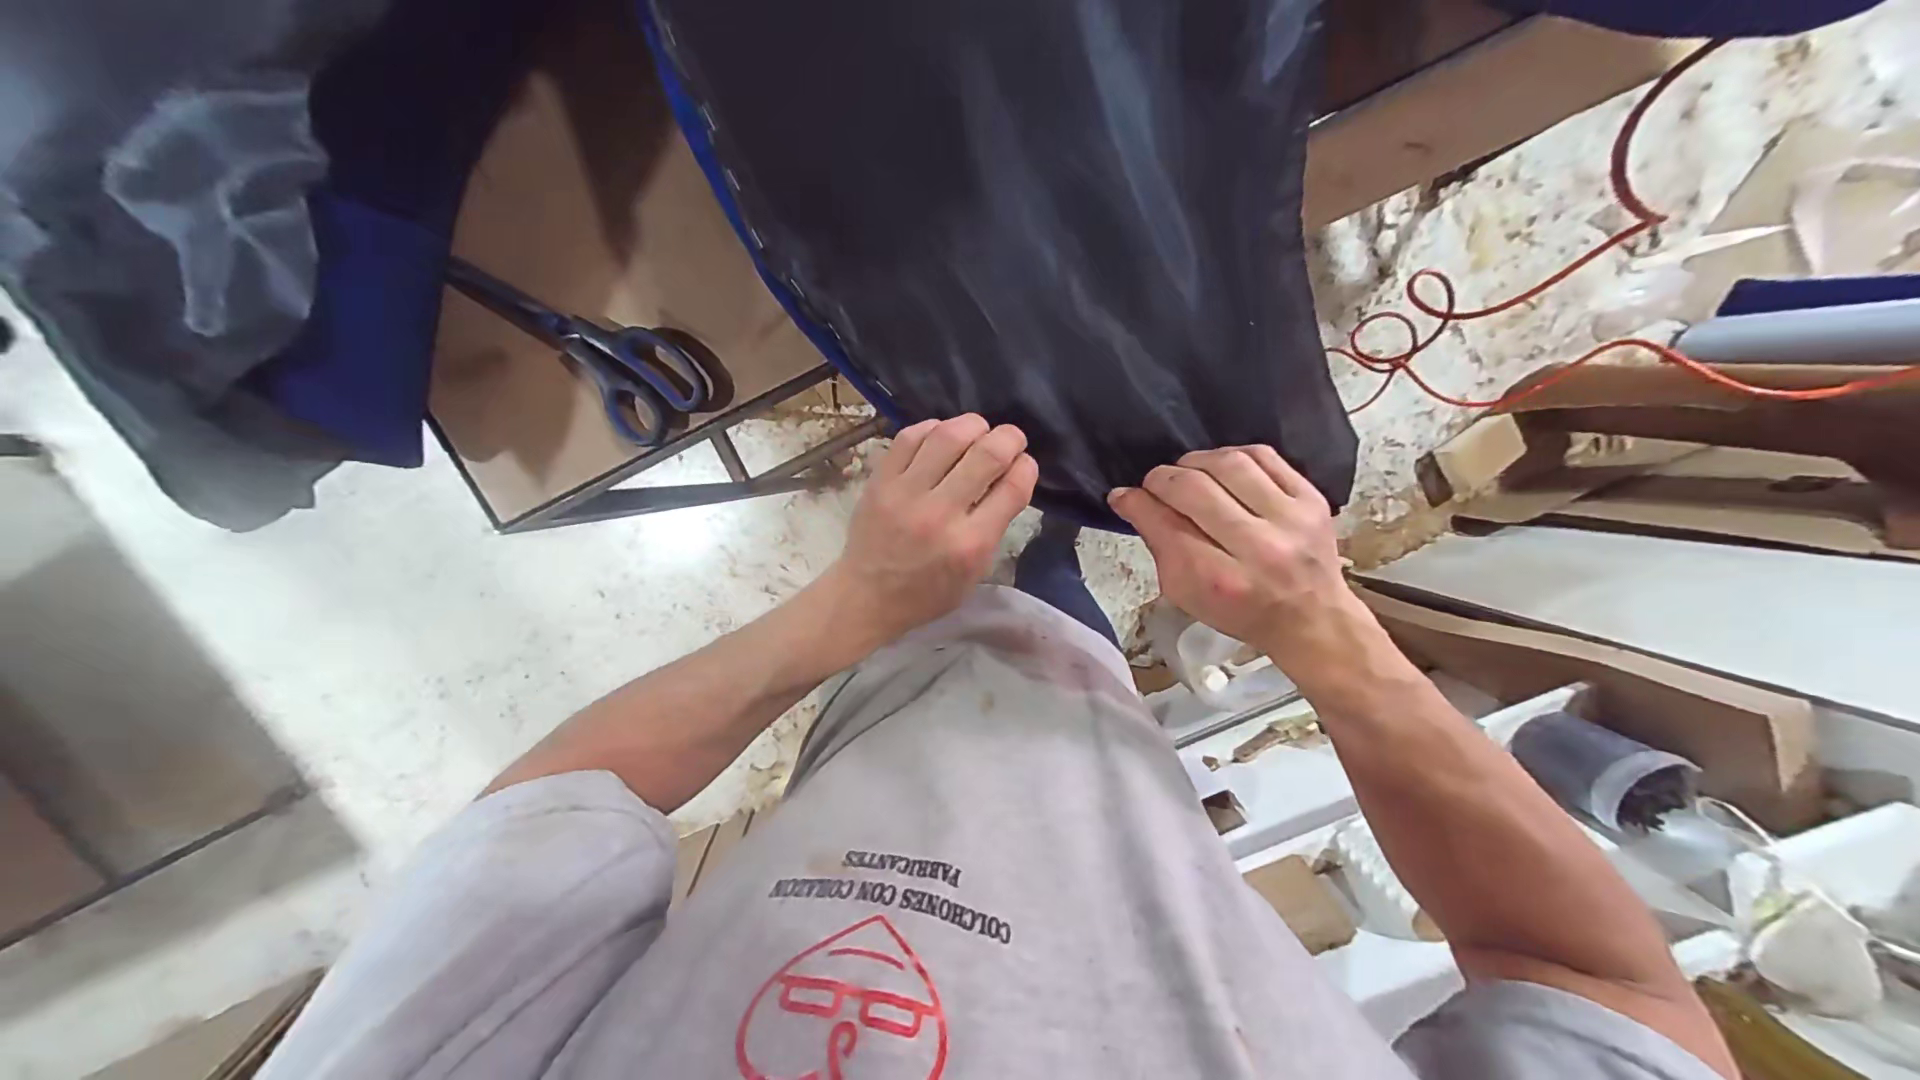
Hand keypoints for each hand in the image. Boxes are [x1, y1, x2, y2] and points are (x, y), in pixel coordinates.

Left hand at [820, 414, 1037, 647]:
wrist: (867, 597)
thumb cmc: (927, 592)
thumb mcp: (975, 572)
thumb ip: (994, 525)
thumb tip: (1010, 476)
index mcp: (970, 544)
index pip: (1013, 487)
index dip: (1027, 466)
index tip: (1025, 463)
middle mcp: (940, 514)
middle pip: (987, 454)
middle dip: (1009, 438)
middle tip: (1010, 439)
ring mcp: (906, 494)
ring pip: (948, 435)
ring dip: (973, 425)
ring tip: (978, 430)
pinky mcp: (880, 481)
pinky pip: (910, 437)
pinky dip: (933, 427)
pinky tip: (942, 435)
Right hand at [1107, 446, 1364, 672]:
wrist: (1311, 617)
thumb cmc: (1239, 609)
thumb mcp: (1186, 592)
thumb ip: (1158, 544)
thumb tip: (1127, 497)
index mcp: (1221, 580)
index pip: (1166, 525)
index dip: (1136, 502)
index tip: (1124, 495)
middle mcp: (1259, 547)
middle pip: (1193, 489)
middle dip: (1161, 479)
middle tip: (1153, 484)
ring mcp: (1291, 519)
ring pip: (1228, 463)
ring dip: (1194, 462)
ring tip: (1185, 473)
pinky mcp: (1311, 498)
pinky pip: (1263, 455)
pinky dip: (1230, 455)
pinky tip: (1218, 468)